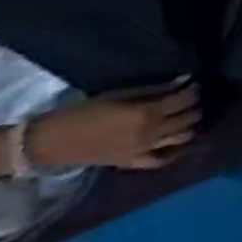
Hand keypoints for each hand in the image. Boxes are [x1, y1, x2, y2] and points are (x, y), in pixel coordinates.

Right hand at [29, 82, 201, 171]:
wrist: (46, 142)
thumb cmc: (82, 113)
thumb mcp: (120, 95)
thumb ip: (155, 89)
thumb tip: (186, 79)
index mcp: (146, 114)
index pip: (186, 100)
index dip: (193, 90)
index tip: (193, 85)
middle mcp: (150, 133)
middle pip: (189, 118)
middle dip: (195, 106)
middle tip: (189, 100)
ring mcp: (142, 150)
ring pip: (183, 137)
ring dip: (189, 126)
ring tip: (185, 117)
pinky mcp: (130, 162)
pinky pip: (160, 160)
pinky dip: (174, 152)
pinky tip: (177, 144)